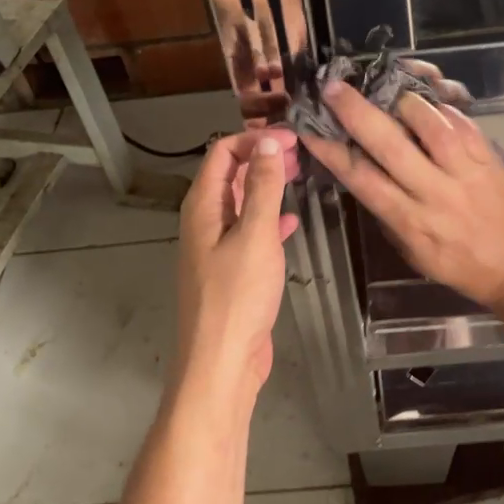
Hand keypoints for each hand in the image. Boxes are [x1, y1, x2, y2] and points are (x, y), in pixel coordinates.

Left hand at [174, 129, 301, 410]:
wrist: (221, 365)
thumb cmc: (237, 297)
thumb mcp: (254, 235)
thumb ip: (262, 187)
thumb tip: (267, 143)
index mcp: (202, 207)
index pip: (222, 152)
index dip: (254, 139)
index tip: (292, 138)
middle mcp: (204, 222)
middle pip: (230, 175)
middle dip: (261, 158)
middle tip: (300, 152)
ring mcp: (215, 249)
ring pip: (241, 203)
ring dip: (267, 186)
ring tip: (300, 176)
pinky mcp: (230, 273)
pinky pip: (249, 233)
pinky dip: (268, 220)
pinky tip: (290, 222)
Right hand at [298, 81, 503, 310]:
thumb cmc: (456, 263)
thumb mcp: (411, 250)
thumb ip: (388, 211)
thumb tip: (362, 171)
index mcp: (410, 221)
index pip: (363, 180)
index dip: (333, 152)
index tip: (311, 130)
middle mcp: (435, 193)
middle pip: (390, 146)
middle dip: (358, 113)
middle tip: (335, 88)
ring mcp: (464, 172)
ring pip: (431, 127)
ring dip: (402, 102)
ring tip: (385, 85)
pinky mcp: (487, 157)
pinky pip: (460, 124)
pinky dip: (439, 108)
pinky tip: (423, 97)